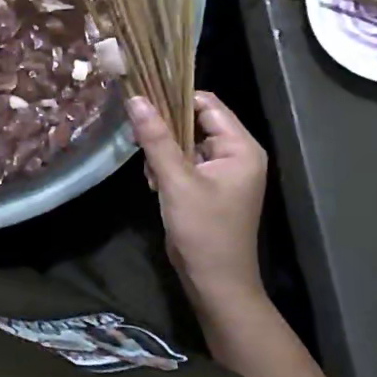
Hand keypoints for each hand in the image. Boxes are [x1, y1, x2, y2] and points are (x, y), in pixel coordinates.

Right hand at [128, 91, 266, 294]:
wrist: (214, 278)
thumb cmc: (203, 228)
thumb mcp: (175, 181)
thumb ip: (156, 139)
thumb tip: (136, 99)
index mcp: (241, 148)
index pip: (208, 105)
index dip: (174, 98)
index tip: (140, 98)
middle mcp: (235, 155)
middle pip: (194, 123)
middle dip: (163, 130)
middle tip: (136, 137)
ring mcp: (221, 172)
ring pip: (183, 143)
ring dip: (161, 152)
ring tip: (149, 173)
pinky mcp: (206, 187)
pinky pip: (182, 163)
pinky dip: (164, 168)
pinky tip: (153, 184)